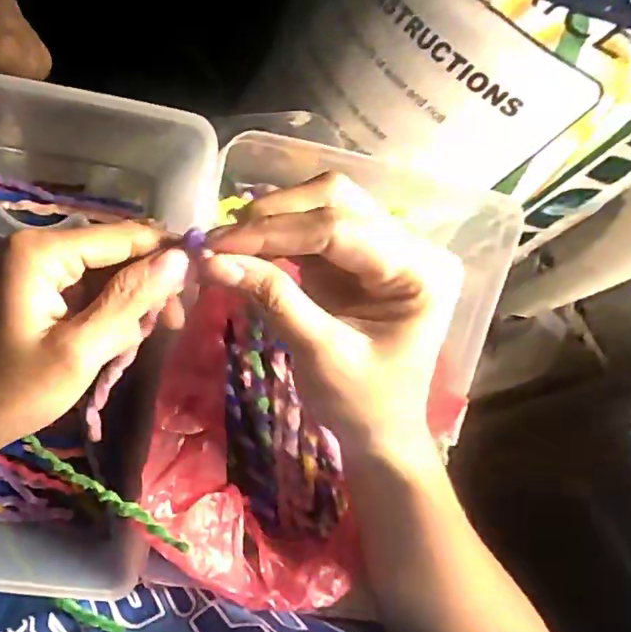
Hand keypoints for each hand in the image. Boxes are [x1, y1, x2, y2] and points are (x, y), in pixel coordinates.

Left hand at [0, 222, 188, 460]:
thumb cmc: (18, 391)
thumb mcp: (80, 350)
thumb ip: (129, 301)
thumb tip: (179, 258)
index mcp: (40, 251)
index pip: (122, 236)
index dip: (166, 254)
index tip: (204, 281)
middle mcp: (38, 247)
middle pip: (115, 251)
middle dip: (147, 285)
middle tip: (172, 324)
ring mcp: (37, 268)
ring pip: (106, 272)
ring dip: (130, 304)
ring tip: (141, 339)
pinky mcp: (40, 290)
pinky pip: (89, 290)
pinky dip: (109, 314)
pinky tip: (119, 341)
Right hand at [201, 172, 462, 458]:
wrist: (379, 431)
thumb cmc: (361, 402)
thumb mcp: (317, 353)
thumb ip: (272, 299)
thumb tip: (212, 261)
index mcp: (419, 271)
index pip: (339, 230)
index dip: (274, 232)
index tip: (218, 244)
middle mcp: (410, 246)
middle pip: (336, 200)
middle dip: (274, 215)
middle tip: (220, 240)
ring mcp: (383, 247)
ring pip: (322, 204)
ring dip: (272, 217)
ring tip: (227, 241)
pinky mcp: (356, 257)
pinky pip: (312, 227)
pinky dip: (276, 232)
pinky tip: (244, 242)